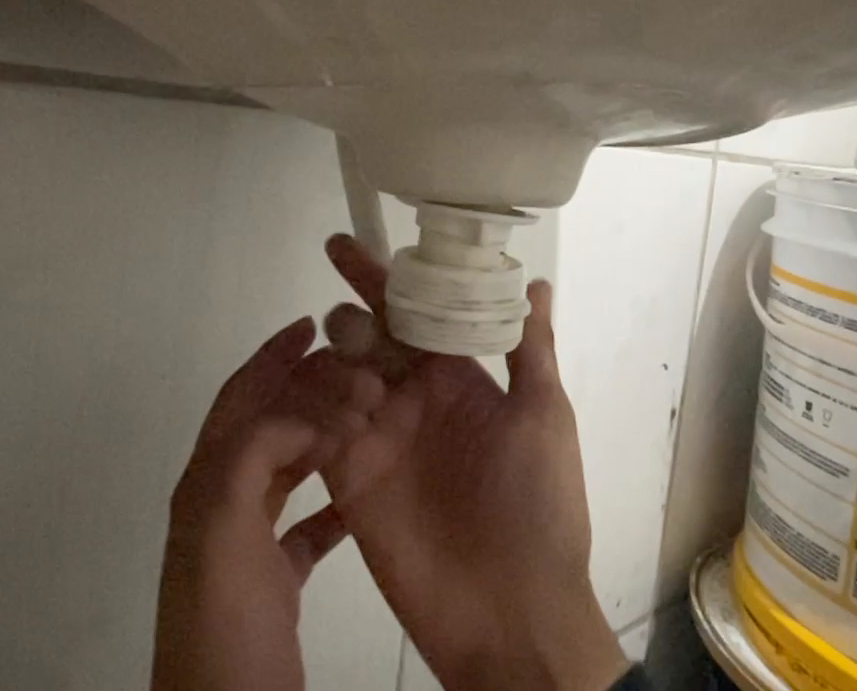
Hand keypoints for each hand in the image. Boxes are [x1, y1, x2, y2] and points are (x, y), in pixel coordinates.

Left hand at [152, 317, 384, 690]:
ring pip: (288, 466)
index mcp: (207, 483)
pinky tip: (362, 489)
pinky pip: (305, 521)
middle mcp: (222, 502)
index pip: (240, 399)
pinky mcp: (273, 579)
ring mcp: (247, 542)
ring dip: (322, 434)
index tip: (311, 327)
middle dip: (305, 388)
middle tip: (357, 368)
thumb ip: (251, 459)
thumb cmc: (222, 624)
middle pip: (266, 423)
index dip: (271, 358)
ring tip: (365, 412)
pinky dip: (333, 497)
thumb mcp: (223, 530)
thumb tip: (300, 412)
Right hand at [320, 236, 628, 690]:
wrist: (510, 610)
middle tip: (346, 306)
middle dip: (355, 311)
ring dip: (339, 356)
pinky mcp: (348, 474)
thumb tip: (533, 281)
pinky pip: (318, 424)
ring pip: (339, 372)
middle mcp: (412, 398)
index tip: (347, 246)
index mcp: (457, 379)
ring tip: (353, 364)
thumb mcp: (544, 416)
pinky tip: (316, 392)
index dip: (383, 279)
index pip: (413, 314)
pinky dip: (312, 402)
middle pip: (370, 336)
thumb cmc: (537, 507)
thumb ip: (528, 348)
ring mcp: (377, 434)